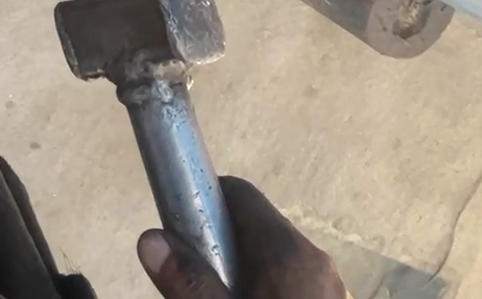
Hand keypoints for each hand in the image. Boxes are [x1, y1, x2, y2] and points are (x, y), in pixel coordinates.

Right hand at [138, 177, 346, 298]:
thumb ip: (188, 285)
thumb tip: (150, 238)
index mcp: (289, 252)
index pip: (238, 194)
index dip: (203, 205)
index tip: (181, 238)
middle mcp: (316, 262)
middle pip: (252, 230)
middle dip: (218, 250)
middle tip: (197, 292)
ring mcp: (332, 294)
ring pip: (270, 264)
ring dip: (240, 280)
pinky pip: (290, 292)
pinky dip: (266, 298)